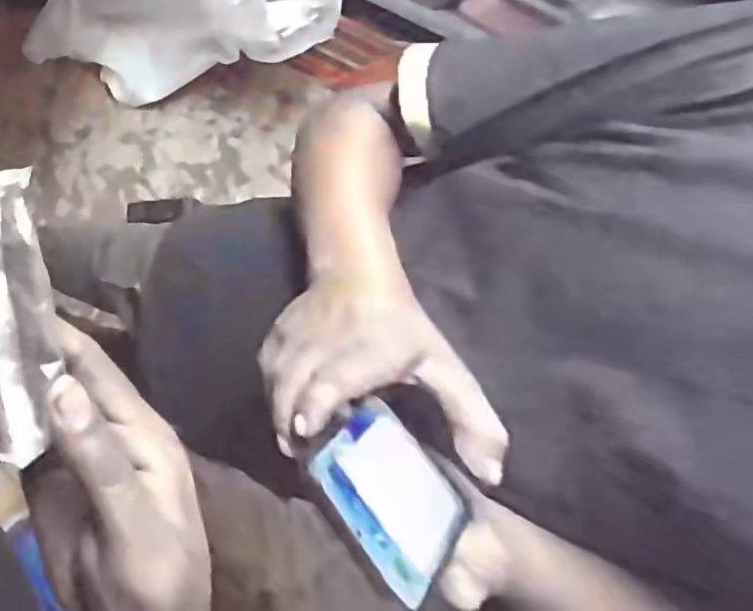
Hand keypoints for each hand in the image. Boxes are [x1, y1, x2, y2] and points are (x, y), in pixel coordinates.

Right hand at [24, 320, 209, 610]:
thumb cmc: (154, 588)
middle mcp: (95, 420)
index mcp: (133, 424)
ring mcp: (63, 441)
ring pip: (11, 403)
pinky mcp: (38, 465)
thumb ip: (102, 459)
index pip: (86, 359)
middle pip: (37, 375)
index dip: (45, 331)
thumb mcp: (136, 532)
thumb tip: (60, 385)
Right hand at [260, 277, 507, 484]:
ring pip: (273, 374)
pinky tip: (278, 403)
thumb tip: (487, 475)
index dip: (312, 407)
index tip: (304, 433)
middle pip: (290, 383)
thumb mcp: (449, 370)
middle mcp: (320, 347)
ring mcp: (294, 337)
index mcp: (363, 356)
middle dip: (286, 418)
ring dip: (275, 406)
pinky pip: (265, 363)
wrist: (355, 276)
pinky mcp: (277, 333)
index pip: (327, 383)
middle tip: (295, 453)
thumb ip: (474, 421)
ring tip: (286, 437)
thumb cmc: (404, 329)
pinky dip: (267, 386)